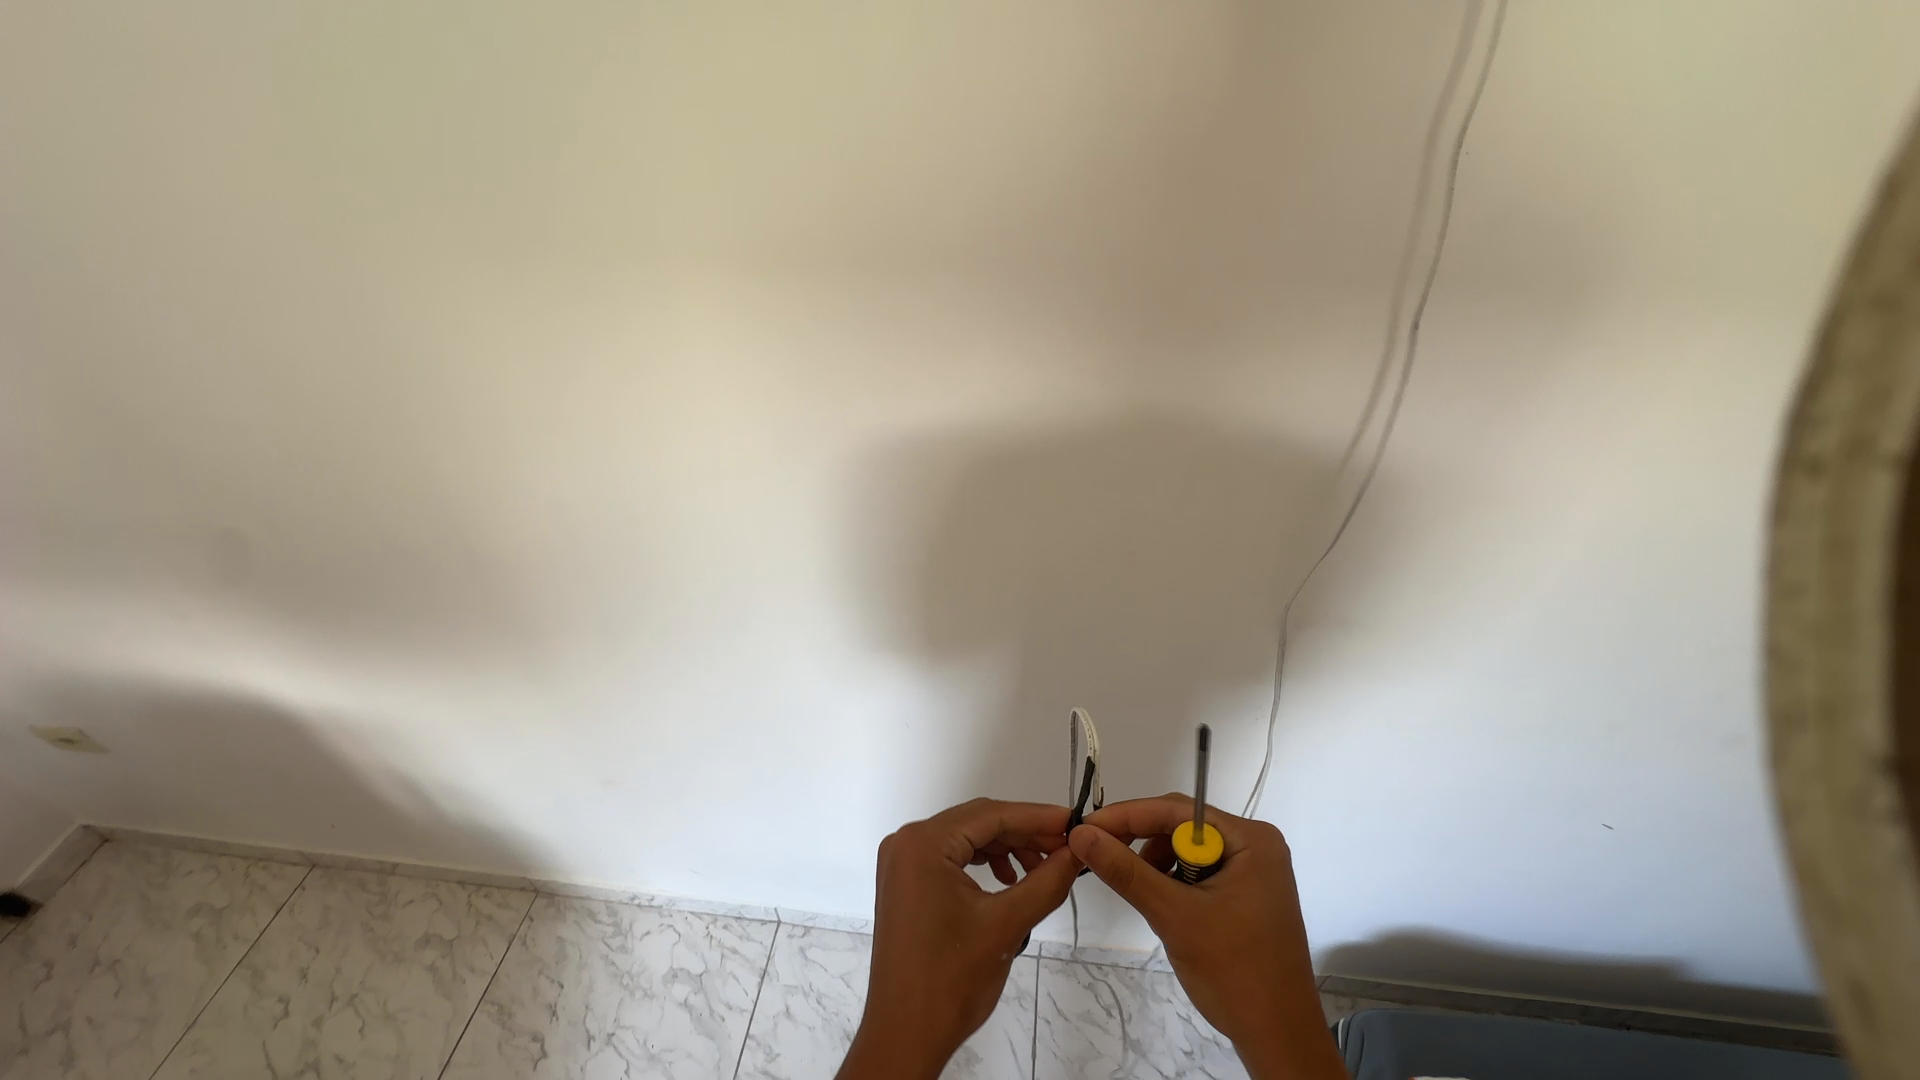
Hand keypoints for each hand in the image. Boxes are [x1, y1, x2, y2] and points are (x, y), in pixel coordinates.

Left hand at [838, 798, 1081, 1079]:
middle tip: (1065, 847)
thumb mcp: (1007, 924)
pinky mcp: (906, 883)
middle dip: (1024, 833)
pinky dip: (984, 864)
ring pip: (967, 839)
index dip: (1037, 816)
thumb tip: (1077, 851)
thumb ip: (1047, 881)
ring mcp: (902, 862)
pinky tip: (1009, 882)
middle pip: (977, 822)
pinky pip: (952, 858)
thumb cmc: (952, 979)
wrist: (905, 1035)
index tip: (1075, 821)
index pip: (990, 815)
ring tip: (1041, 870)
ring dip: (1006, 849)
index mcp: (923, 843)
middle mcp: (907, 842)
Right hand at [1071, 795, 1345, 1079]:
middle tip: (1097, 854)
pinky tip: (1160, 904)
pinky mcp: (1244, 893)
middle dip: (1141, 842)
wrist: (1279, 1039)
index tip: (1084, 827)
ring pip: (1185, 849)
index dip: (1127, 816)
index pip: (1176, 810)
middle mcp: (1255, 845)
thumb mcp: (1173, 915)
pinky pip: (1197, 871)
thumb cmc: (1233, 972)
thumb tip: (1081, 833)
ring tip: (1138, 892)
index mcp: (1251, 839)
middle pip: (1181, 826)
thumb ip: (1125, 870)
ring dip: (1155, 865)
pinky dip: (1172, 882)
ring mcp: (1252, 870)